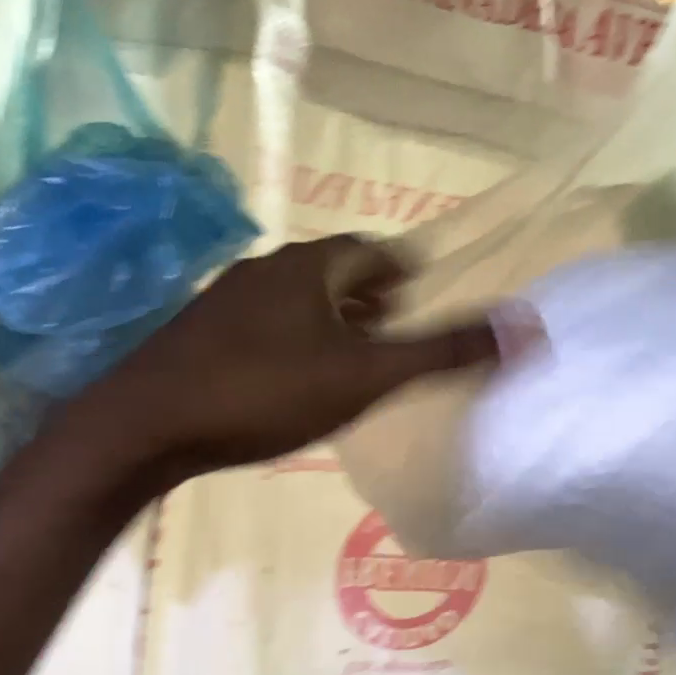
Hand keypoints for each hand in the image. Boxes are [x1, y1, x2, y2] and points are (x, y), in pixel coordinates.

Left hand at [59, 235, 498, 487]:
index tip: (419, 291)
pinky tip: (284, 379)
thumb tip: (530, 330)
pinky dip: (287, 341)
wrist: (145, 424)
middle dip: (365, 294)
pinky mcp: (194, 337)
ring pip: (289, 300)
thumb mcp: (364, 378)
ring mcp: (222, 302)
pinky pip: (257, 327)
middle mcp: (264, 270)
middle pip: (328, 271)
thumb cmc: (262, 394)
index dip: (400, 269)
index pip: (370, 250)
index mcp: (309, 266)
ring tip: (346, 353)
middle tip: (392, 321)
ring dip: (324, 319)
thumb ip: (443, 355)